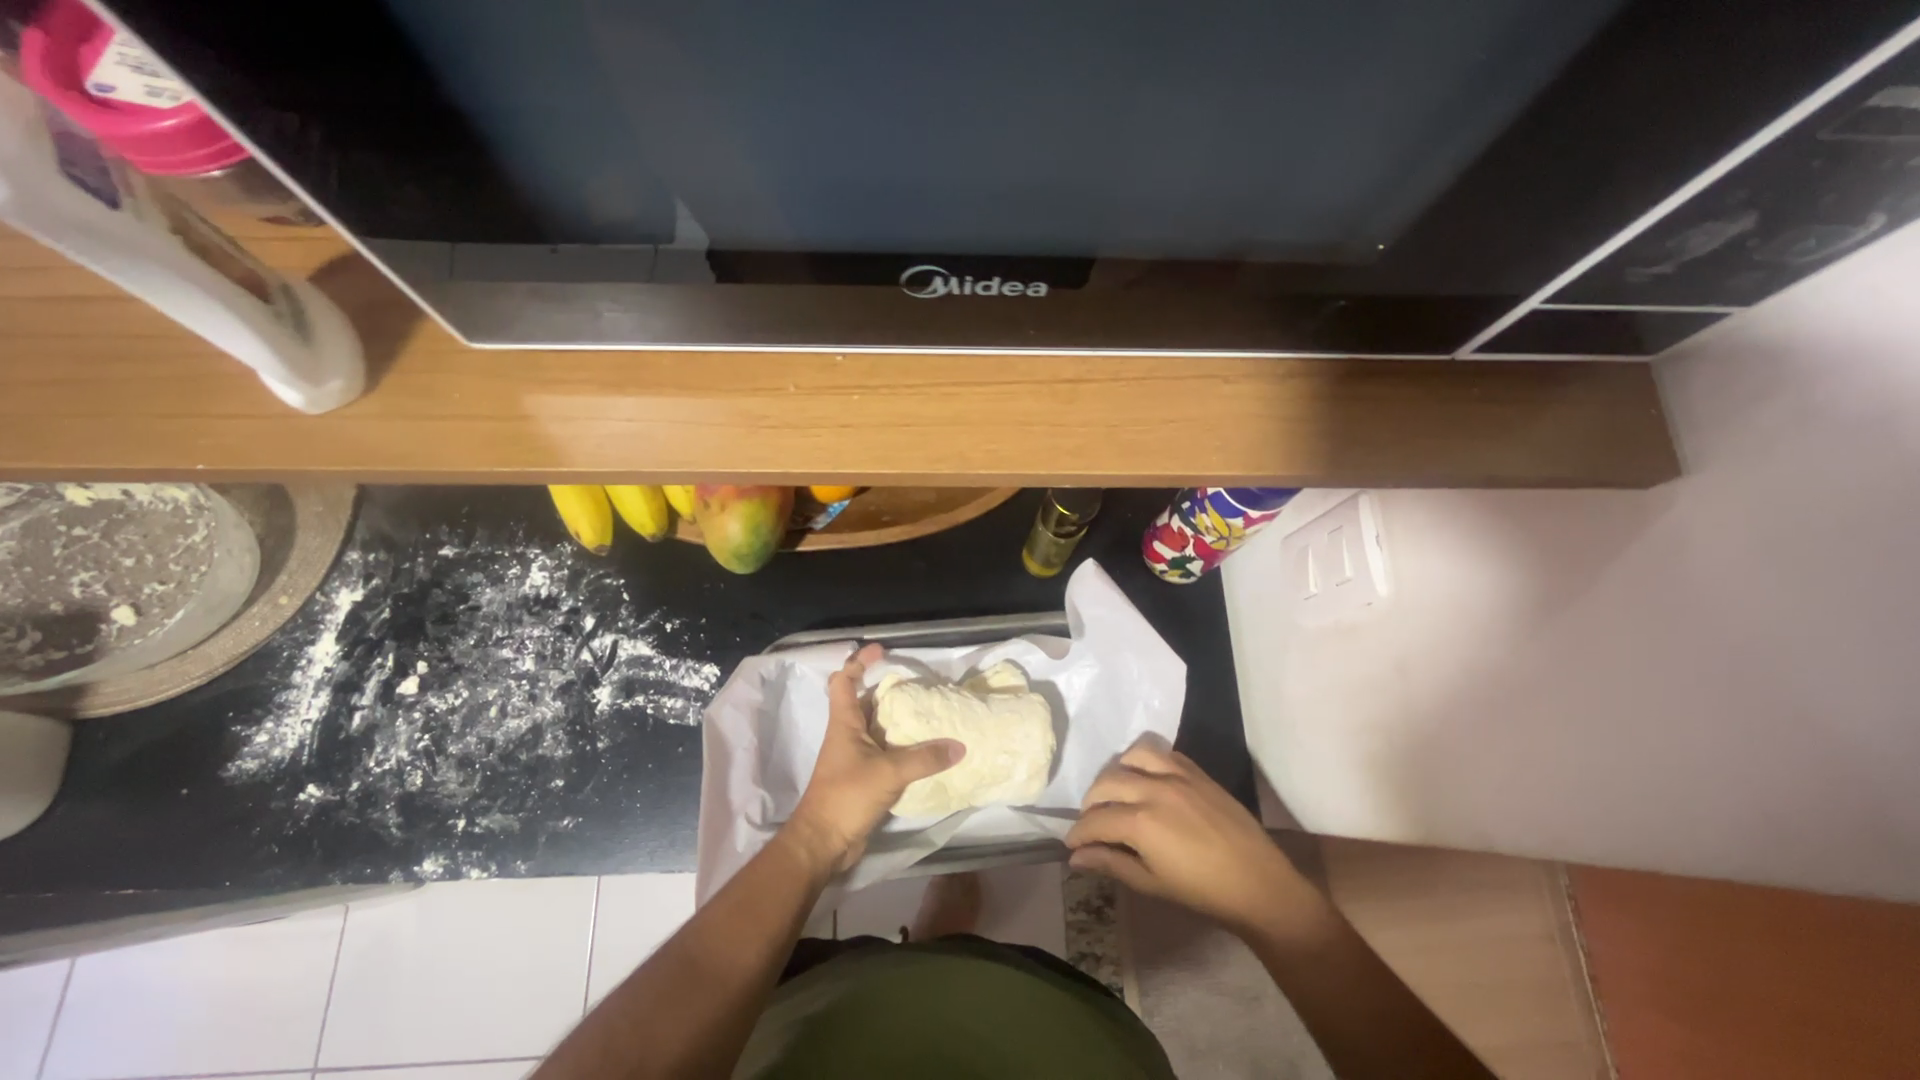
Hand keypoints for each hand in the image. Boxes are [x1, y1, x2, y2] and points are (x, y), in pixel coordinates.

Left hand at [785, 644, 963, 873]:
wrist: (823, 841)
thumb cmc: (847, 795)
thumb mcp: (890, 772)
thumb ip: (925, 758)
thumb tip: (959, 745)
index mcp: (844, 723)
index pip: (844, 680)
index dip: (859, 662)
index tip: (881, 651)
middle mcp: (847, 735)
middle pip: (865, 703)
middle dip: (888, 691)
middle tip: (919, 686)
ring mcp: (853, 758)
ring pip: (877, 730)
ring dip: (897, 722)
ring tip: (929, 715)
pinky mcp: (862, 780)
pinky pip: (885, 755)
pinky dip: (902, 750)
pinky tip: (925, 753)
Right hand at [1066, 736, 1309, 934]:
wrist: (1258, 882)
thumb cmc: (1202, 891)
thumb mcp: (1150, 883)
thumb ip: (1111, 863)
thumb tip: (1076, 857)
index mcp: (1140, 822)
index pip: (1095, 820)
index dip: (1078, 833)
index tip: (1072, 844)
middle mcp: (1154, 789)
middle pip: (1106, 782)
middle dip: (1091, 802)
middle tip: (1091, 821)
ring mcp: (1178, 776)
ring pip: (1132, 756)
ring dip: (1116, 772)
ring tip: (1116, 791)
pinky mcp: (1197, 772)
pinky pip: (1163, 753)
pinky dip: (1146, 760)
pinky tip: (1145, 778)